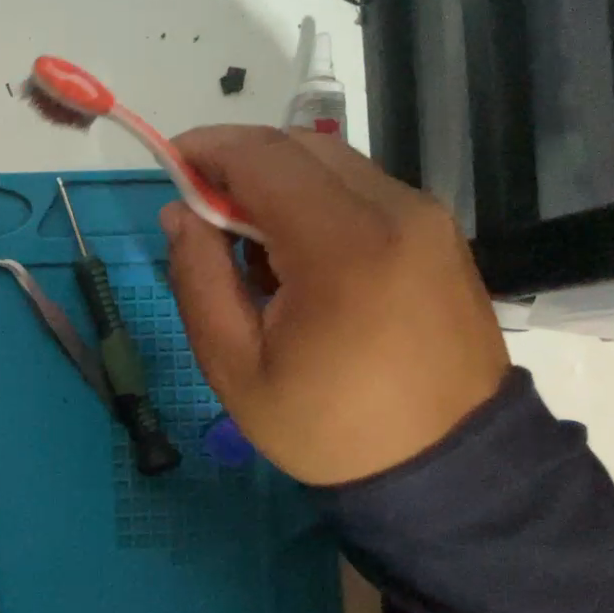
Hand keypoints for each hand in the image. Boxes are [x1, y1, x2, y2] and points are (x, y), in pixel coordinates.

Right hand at [160, 125, 507, 485]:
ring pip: (333, 164)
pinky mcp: (438, 235)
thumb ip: (198, 278)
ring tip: (242, 242)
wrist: (446, 464)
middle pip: (300, 148)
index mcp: (342, 248)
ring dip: (275, 182)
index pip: (263, 158)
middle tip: (197, 208)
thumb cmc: (325, 423)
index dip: (207, 149)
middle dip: (237, 162)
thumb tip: (180, 213)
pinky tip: (292, 254)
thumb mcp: (233, 364)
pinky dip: (313, 201)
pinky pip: (361, 191)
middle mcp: (395, 212)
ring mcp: (426, 220)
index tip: (167, 163)